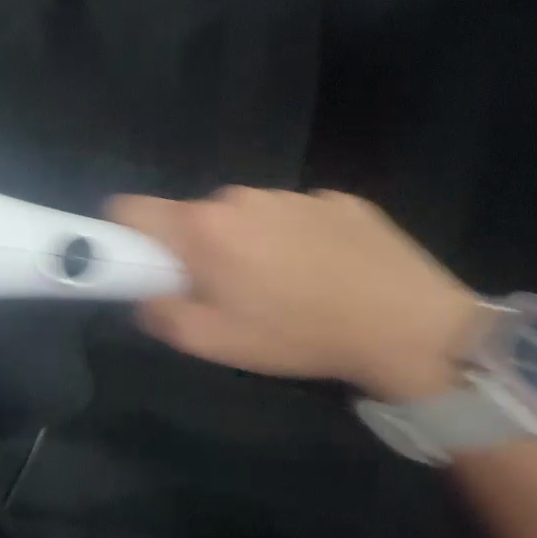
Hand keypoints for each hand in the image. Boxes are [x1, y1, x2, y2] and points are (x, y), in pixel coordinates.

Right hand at [108, 188, 481, 400]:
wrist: (414, 331)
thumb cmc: (296, 334)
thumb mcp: (206, 340)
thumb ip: (155, 311)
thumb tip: (146, 295)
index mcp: (199, 228)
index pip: (128, 209)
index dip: (121, 234)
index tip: (140, 263)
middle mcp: (239, 199)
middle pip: (189, 216)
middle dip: (192, 246)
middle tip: (219, 288)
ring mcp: (294, 197)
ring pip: (242, 215)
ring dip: (243, 242)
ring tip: (277, 283)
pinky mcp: (342, 202)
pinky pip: (293, 216)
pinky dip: (293, 239)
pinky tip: (320, 272)